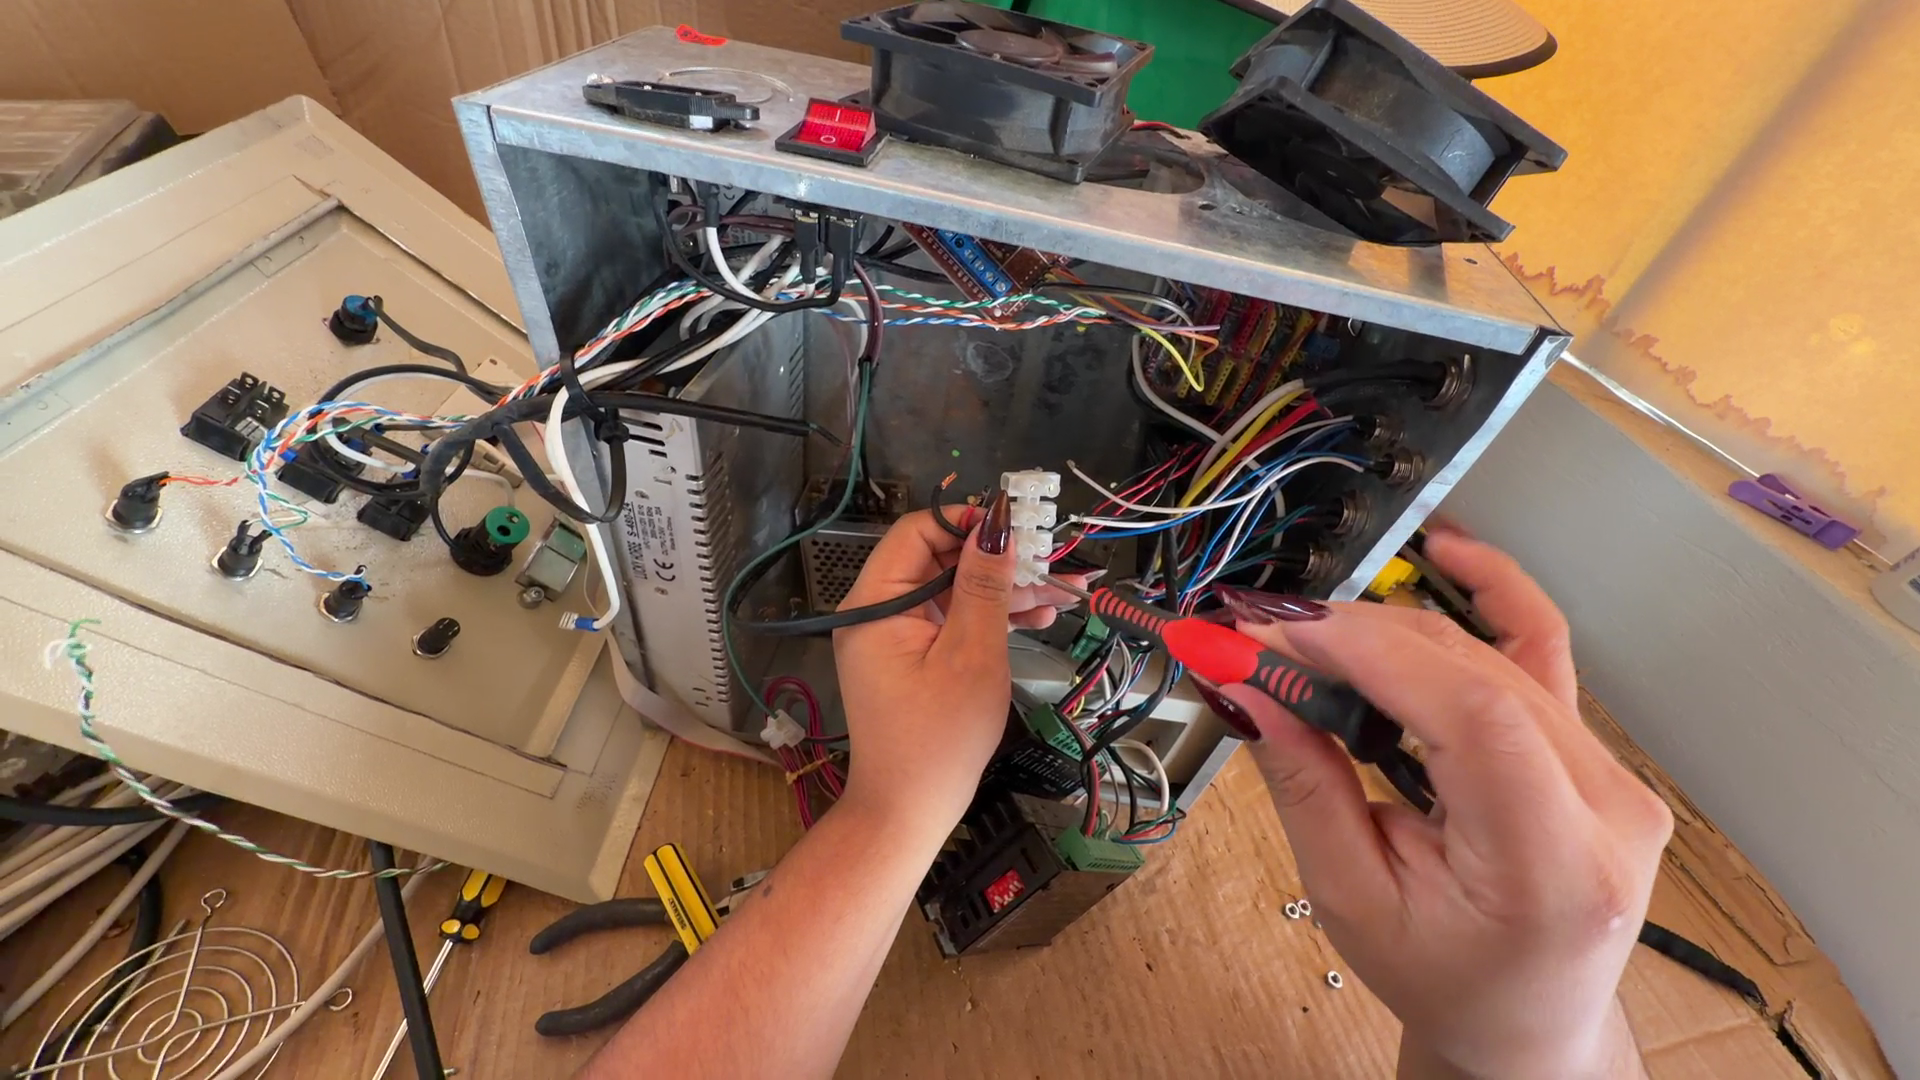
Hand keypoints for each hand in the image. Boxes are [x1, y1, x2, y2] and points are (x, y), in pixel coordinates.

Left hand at [831, 496, 1083, 831]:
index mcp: (876, 603)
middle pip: (941, 560)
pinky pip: (955, 620)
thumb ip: (984, 585)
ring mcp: (898, 634)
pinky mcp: (916, 655)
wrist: (911, 812)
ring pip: (956, 590)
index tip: (1015, 527)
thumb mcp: (971, 655)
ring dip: (1006, 589)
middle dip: (998, 559)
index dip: (966, 522)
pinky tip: (1039, 615)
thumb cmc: (939, 738)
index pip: (916, 533)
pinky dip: (992, 617)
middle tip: (1052, 557)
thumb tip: (997, 526)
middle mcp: (880, 611)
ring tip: (1063, 589)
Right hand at [1212, 530, 1672, 1079]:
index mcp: (1551, 865)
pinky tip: (1448, 547)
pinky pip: (1541, 644)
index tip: (1272, 634)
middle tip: (1256, 634)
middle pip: (1468, 669)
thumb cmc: (1437, 976)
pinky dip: (1492, 587)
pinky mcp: (1589, 747)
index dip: (1364, 651)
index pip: (1469, 711)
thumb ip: (1302, 781)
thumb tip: (1243, 686)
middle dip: (1347, 636)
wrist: (1525, 1016)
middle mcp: (1603, 806)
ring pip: (1483, 651)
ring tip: (1300, 631)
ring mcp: (1607, 769)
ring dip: (1380, 628)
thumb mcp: (1348, 894)